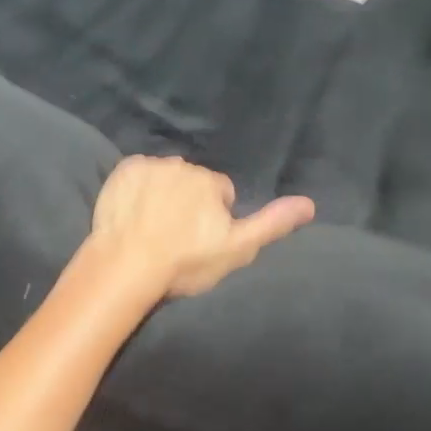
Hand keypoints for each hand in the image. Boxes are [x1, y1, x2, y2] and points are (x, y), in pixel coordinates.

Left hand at [87, 155, 315, 297]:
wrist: (126, 266)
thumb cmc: (185, 263)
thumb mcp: (237, 249)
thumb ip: (272, 223)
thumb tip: (309, 204)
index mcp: (211, 181)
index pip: (220, 192)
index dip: (213, 217)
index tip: (199, 240)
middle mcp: (181, 165)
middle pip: (190, 181)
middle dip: (187, 201)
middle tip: (174, 235)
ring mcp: (148, 166)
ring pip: (163, 176)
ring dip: (161, 193)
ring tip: (151, 226)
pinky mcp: (121, 171)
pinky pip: (135, 174)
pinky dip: (135, 188)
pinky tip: (131, 213)